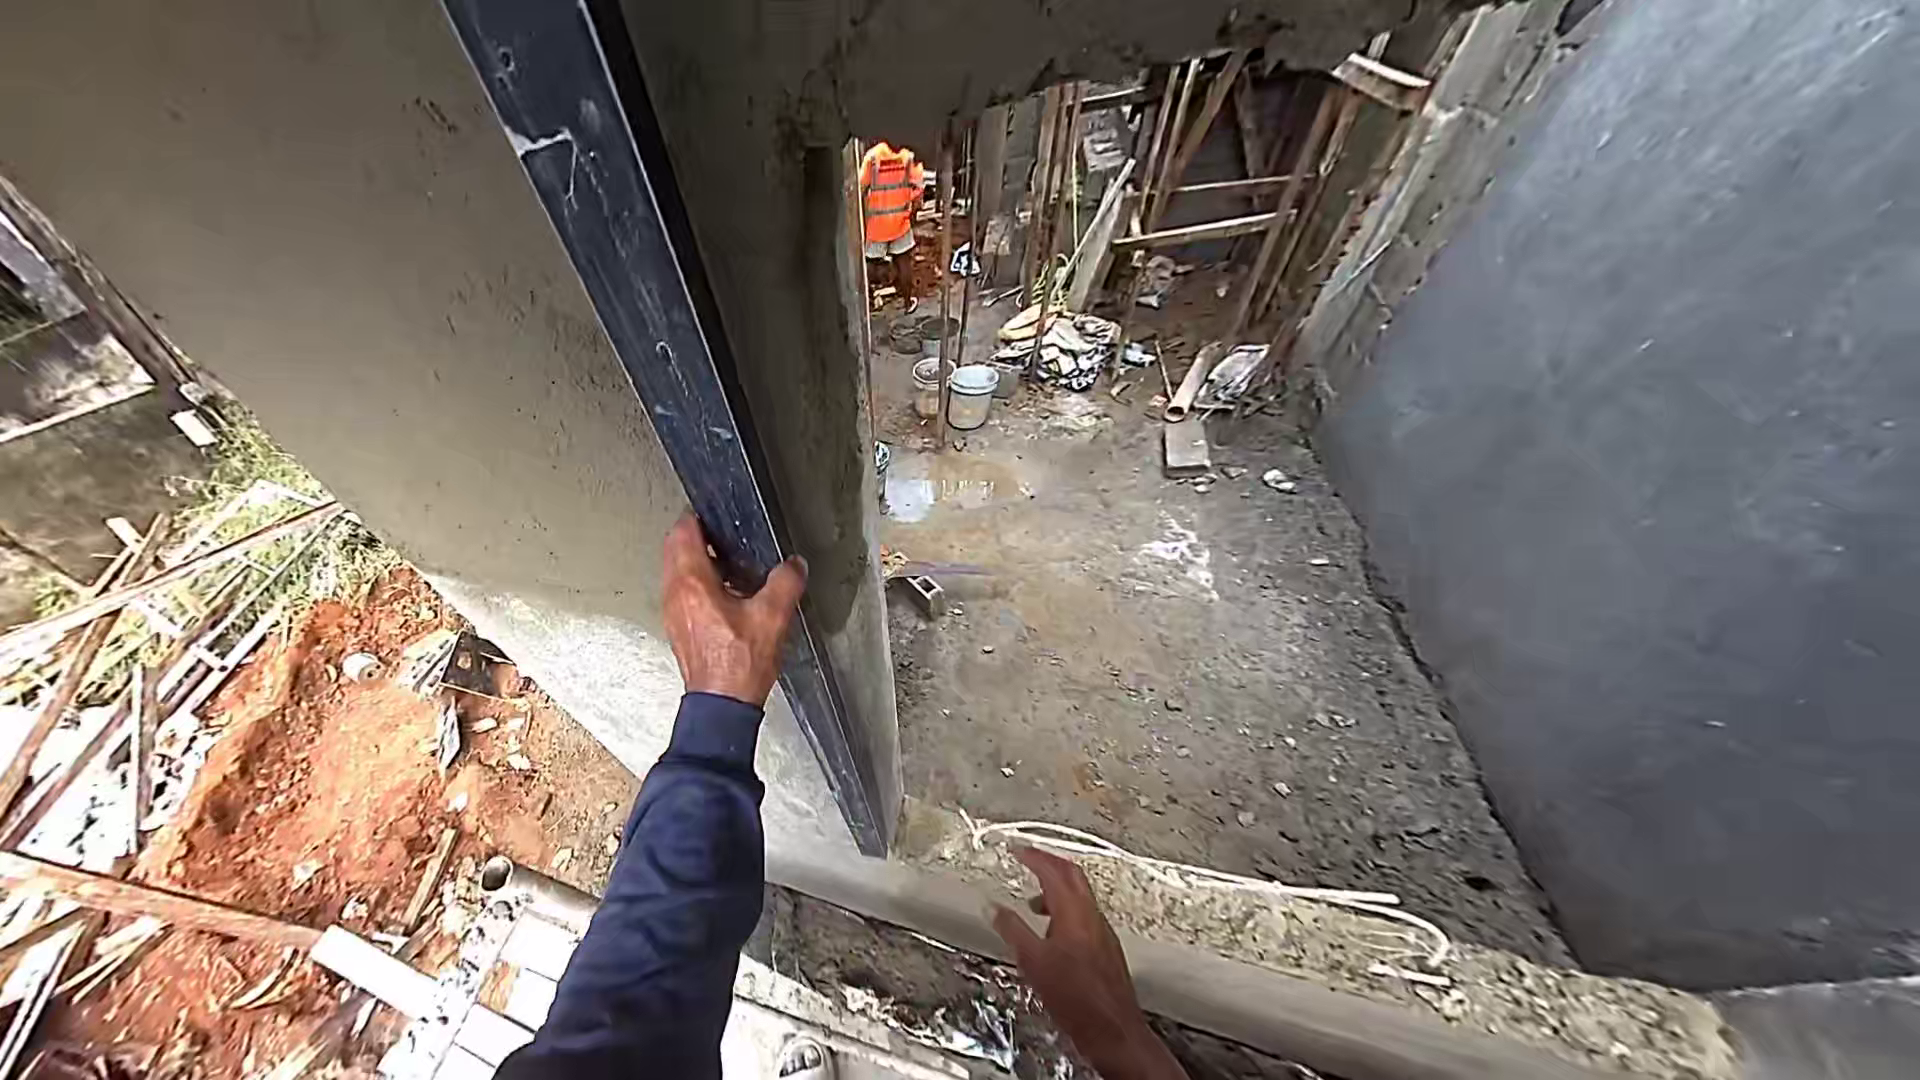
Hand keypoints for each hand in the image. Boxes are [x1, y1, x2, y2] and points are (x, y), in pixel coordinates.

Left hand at [661, 514, 806, 705]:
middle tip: (723, 532)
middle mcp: (675, 594)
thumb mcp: (773, 615)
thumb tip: (794, 565)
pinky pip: (683, 591)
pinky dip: (699, 581)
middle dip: (696, 535)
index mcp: (692, 584)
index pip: (682, 532)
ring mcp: (674, 612)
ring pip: (676, 570)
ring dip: (697, 559)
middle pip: (674, 548)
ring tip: (729, 559)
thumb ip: (786, 581)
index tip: (713, 511)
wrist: (724, 703)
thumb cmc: (740, 664)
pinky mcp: (680, 626)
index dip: (697, 516)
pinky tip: (727, 591)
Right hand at [991, 848, 1187, 1079]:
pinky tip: (1054, 933)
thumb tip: (992, 908)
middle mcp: (1091, 914)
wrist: (1115, 1034)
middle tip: (1029, 860)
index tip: (1018, 849)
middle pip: (1071, 873)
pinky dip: (1066, 909)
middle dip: (1048, 863)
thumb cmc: (1076, 999)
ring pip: (1079, 894)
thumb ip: (1011, 929)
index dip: (1033, 855)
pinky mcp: (1107, 947)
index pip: (1052, 869)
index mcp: (1073, 910)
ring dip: (1056, 889)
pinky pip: (1085, 913)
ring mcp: (1102, 930)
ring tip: (1035, 902)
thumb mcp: (1032, 962)